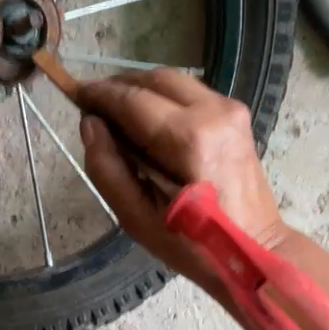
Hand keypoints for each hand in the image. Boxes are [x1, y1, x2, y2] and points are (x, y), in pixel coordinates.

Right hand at [77, 71, 288, 289]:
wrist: (253, 250)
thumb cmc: (192, 246)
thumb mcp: (138, 218)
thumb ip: (108, 169)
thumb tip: (90, 125)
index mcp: (188, 139)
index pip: (133, 100)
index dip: (100, 95)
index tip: (75, 95)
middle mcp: (213, 112)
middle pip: (156, 79)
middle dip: (119, 86)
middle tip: (92, 104)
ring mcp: (230, 110)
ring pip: (175, 81)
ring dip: (141, 90)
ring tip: (115, 113)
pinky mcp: (236, 116)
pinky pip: (191, 93)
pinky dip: (163, 99)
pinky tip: (147, 123)